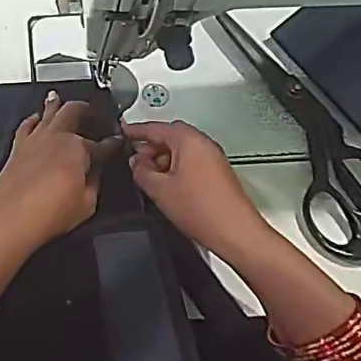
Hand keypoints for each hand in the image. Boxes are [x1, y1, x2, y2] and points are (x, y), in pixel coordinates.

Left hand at [0, 92, 123, 254]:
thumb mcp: (87, 203)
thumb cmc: (46, 212)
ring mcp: (36, 140)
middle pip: (74, 114)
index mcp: (79, 149)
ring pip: (49, 113)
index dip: (112, 144)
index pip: (102, 145)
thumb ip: (94, 183)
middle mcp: (57, 138)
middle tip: (92, 111)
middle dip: (86, 110)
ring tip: (59, 98)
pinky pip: (26, 125)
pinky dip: (32, 119)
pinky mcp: (18, 148)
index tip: (116, 144)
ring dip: (57, 104)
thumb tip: (94, 174)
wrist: (10, 218)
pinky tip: (34, 118)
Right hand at [126, 120, 282, 259]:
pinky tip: (168, 187)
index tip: (125, 131)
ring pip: (181, 150)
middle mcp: (204, 145)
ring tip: (150, 178)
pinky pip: (192, 162)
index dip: (136, 130)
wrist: (235, 233)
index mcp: (189, 141)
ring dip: (163, 160)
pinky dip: (177, 169)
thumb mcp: (158, 189)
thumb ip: (141, 170)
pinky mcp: (218, 173)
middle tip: (135, 159)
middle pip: (170, 136)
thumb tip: (136, 163)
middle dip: (150, 147)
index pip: (156, 127)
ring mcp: (214, 159)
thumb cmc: (205, 210)